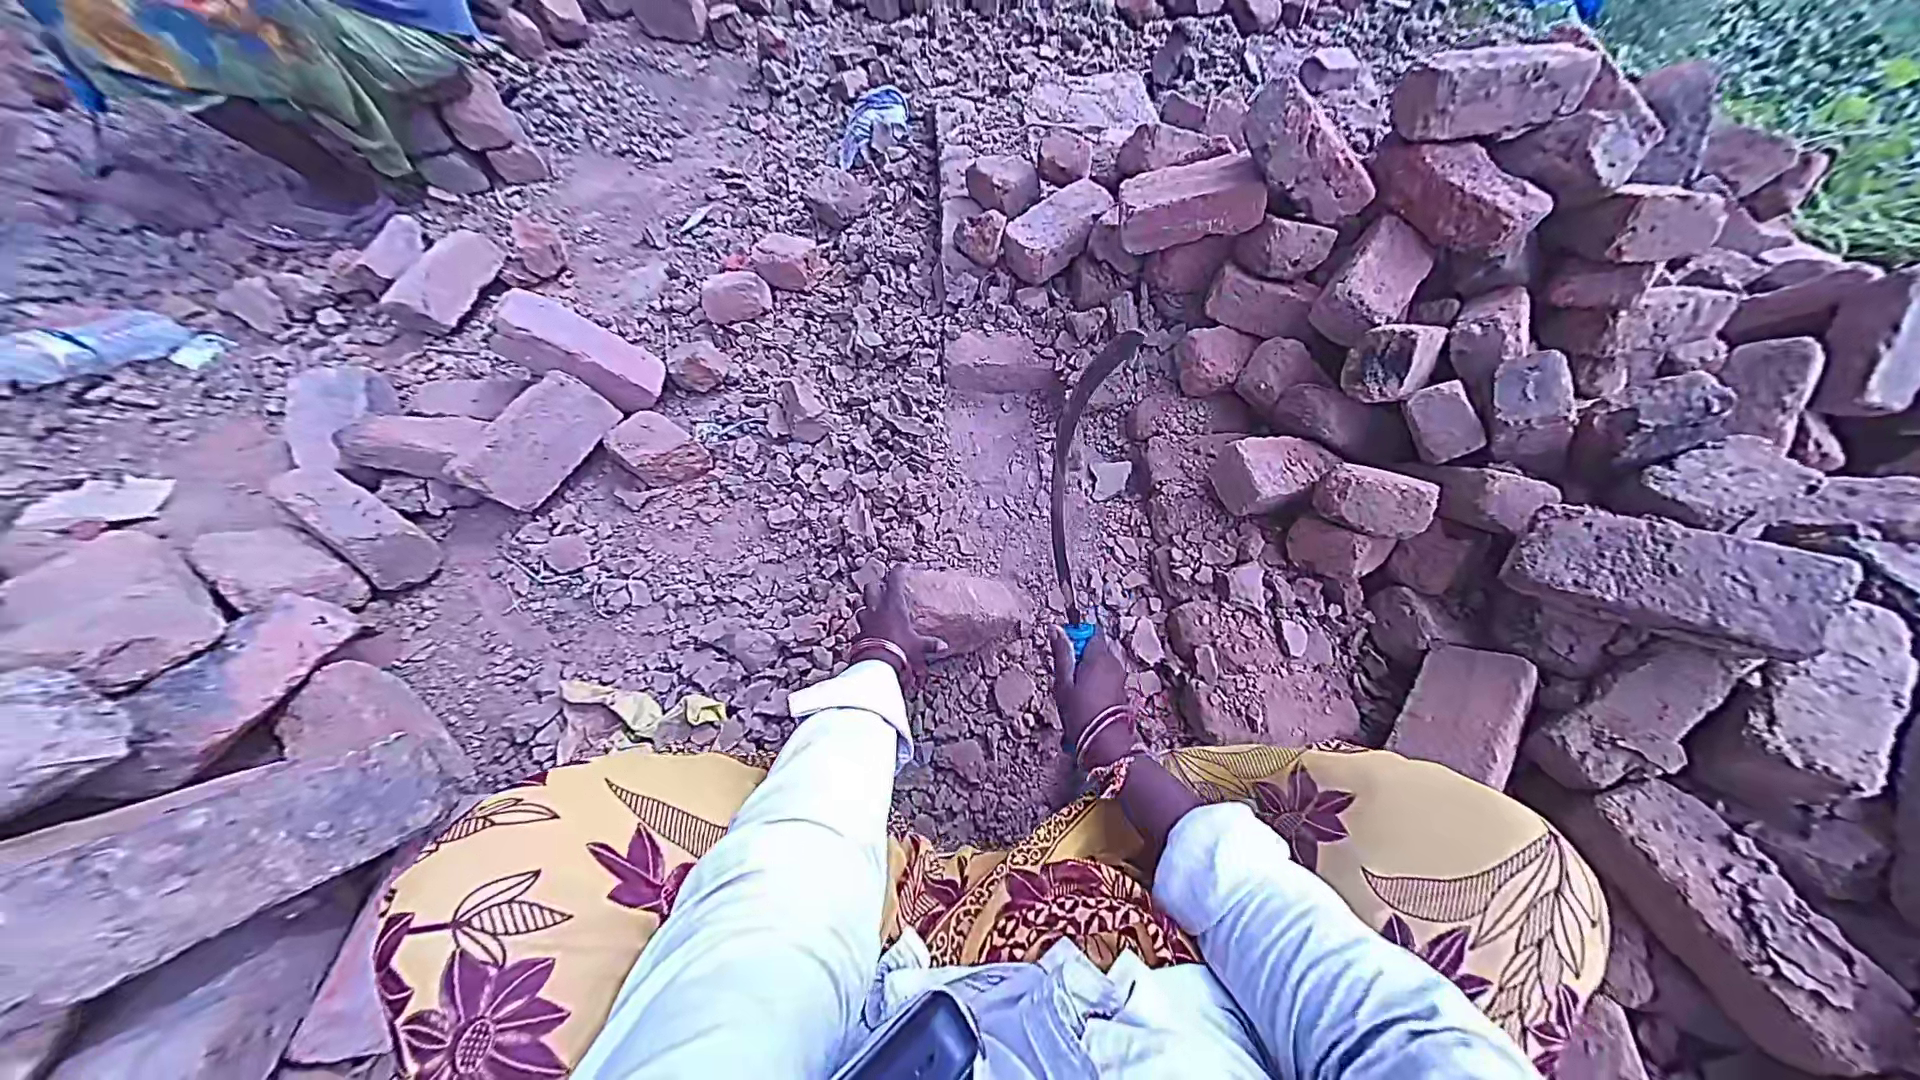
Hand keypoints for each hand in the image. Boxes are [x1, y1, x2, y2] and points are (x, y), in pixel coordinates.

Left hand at [852, 566, 945, 681]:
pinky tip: (867, 634)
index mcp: (893, 604)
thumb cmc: (900, 647)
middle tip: (881, 588)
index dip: (899, 570)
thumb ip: (929, 644)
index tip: (902, 565)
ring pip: (860, 606)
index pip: (895, 579)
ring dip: (866, 607)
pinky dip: (862, 629)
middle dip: (875, 586)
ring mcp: (864, 619)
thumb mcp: (917, 645)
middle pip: (870, 587)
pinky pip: (858, 628)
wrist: (877, 662)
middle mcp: (876, 608)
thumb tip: (944, 646)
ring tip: (872, 612)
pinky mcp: (857, 633)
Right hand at [1049, 627, 1135, 767]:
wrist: (1105, 744)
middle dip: (1079, 654)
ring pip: (1099, 661)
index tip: (1063, 650)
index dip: (1075, 636)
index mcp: (1099, 656)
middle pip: (1095, 646)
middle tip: (1064, 673)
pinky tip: (1083, 697)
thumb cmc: (1081, 713)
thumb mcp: (1063, 681)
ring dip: (1085, 668)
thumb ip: (1061, 653)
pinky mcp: (1120, 689)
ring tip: (1072, 688)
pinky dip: (1093, 680)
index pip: (1090, 630)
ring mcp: (1119, 676)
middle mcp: (1114, 662)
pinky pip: (1104, 675)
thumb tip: (1055, 628)